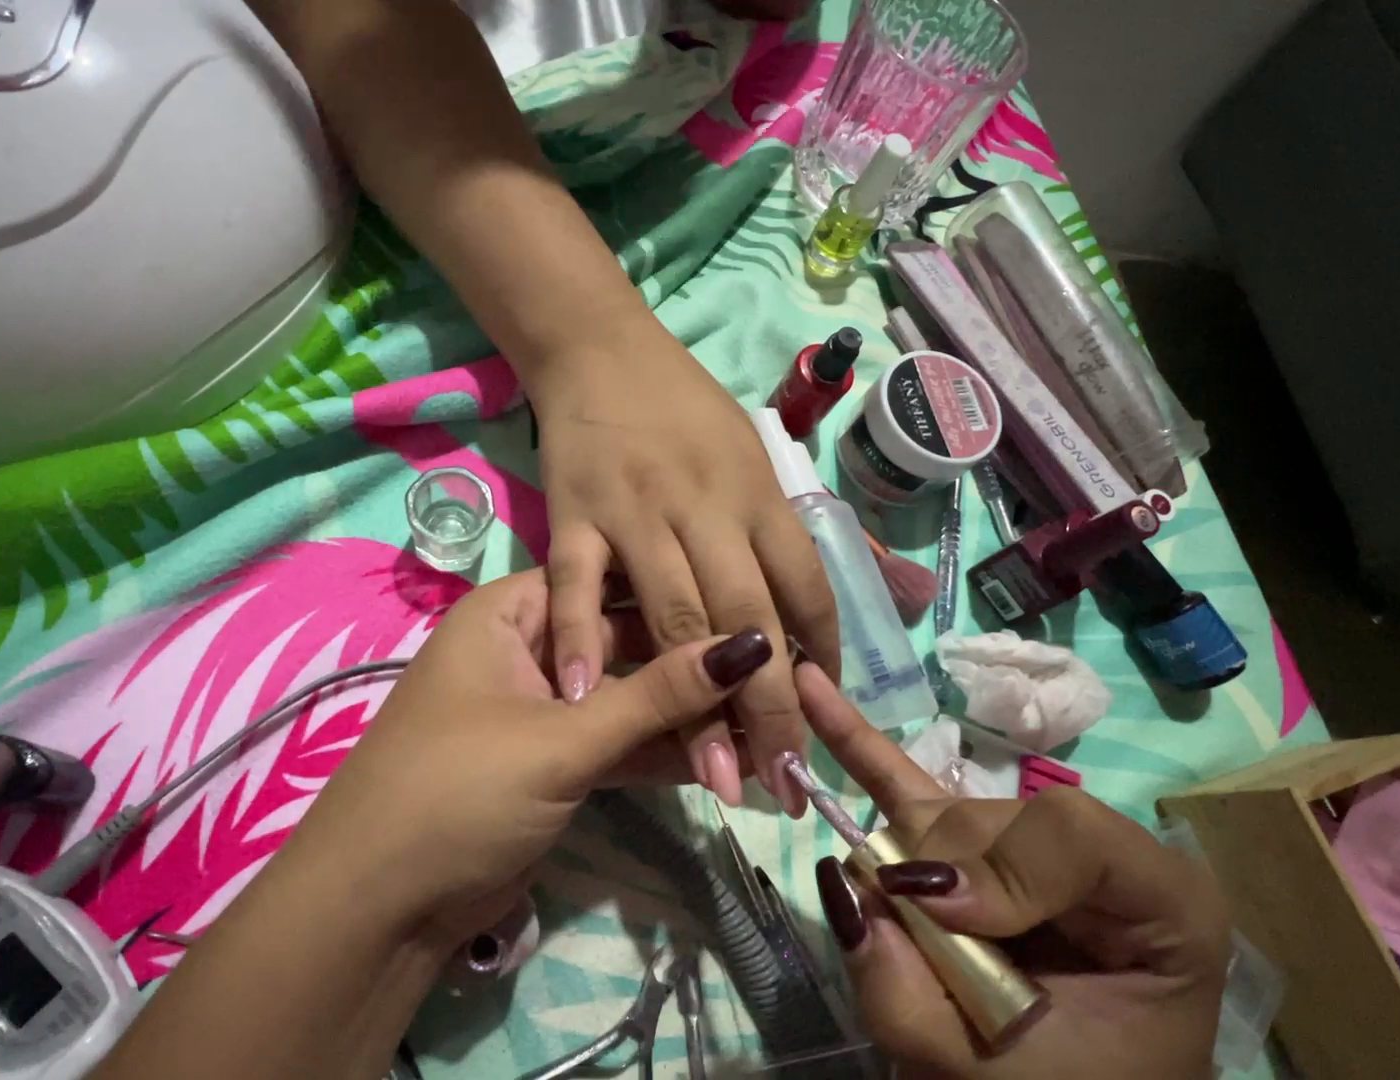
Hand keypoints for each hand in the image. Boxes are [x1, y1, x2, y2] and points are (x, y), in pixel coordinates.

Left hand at [285, 569, 775, 947]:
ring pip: (631, 698)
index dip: (683, 590)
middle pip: (629, 641)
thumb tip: (751, 644)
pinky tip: (730, 762)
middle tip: (781, 677)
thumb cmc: (459, 790)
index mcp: (515, 611)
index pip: (613, 579)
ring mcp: (546, 707)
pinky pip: (621, 742)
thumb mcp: (562, 738)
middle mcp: (533, 646)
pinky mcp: (557, 761)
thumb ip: (658, 694)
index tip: (760, 603)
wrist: (381, 906)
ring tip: (769, 725)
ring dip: (689, 718)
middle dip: (696, 666)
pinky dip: (665, 754)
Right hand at [529, 322, 839, 813]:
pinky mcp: (573, 514)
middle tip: (786, 786)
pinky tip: (586, 700)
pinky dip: (579, 640)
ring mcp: (636, 511)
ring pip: (675, 613)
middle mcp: (706, 507)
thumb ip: (778, 530)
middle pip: (749, 616)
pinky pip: (577, 584)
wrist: (598, 348)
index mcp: (758, 492)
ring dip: (696, 702)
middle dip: (771, 707)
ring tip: (716, 779)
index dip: (822, 659)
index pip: (806, 587)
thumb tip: (822, 608)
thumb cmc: (683, 407)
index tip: (826, 720)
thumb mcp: (751, 454)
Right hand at [795, 663, 1230, 1078]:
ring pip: (937, 809)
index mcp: (1161, 903)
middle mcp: (1093, 850)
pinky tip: (815, 692)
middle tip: (923, 955)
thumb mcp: (992, 1072)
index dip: (1002, 866)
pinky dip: (857, 748)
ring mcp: (1025, 838)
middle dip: (936, 881)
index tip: (943, 915)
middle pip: (993, 819)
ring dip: (894, 863)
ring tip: (899, 919)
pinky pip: (909, 787)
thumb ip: (908, 999)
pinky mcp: (973, 844)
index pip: (1074, 834)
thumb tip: (851, 889)